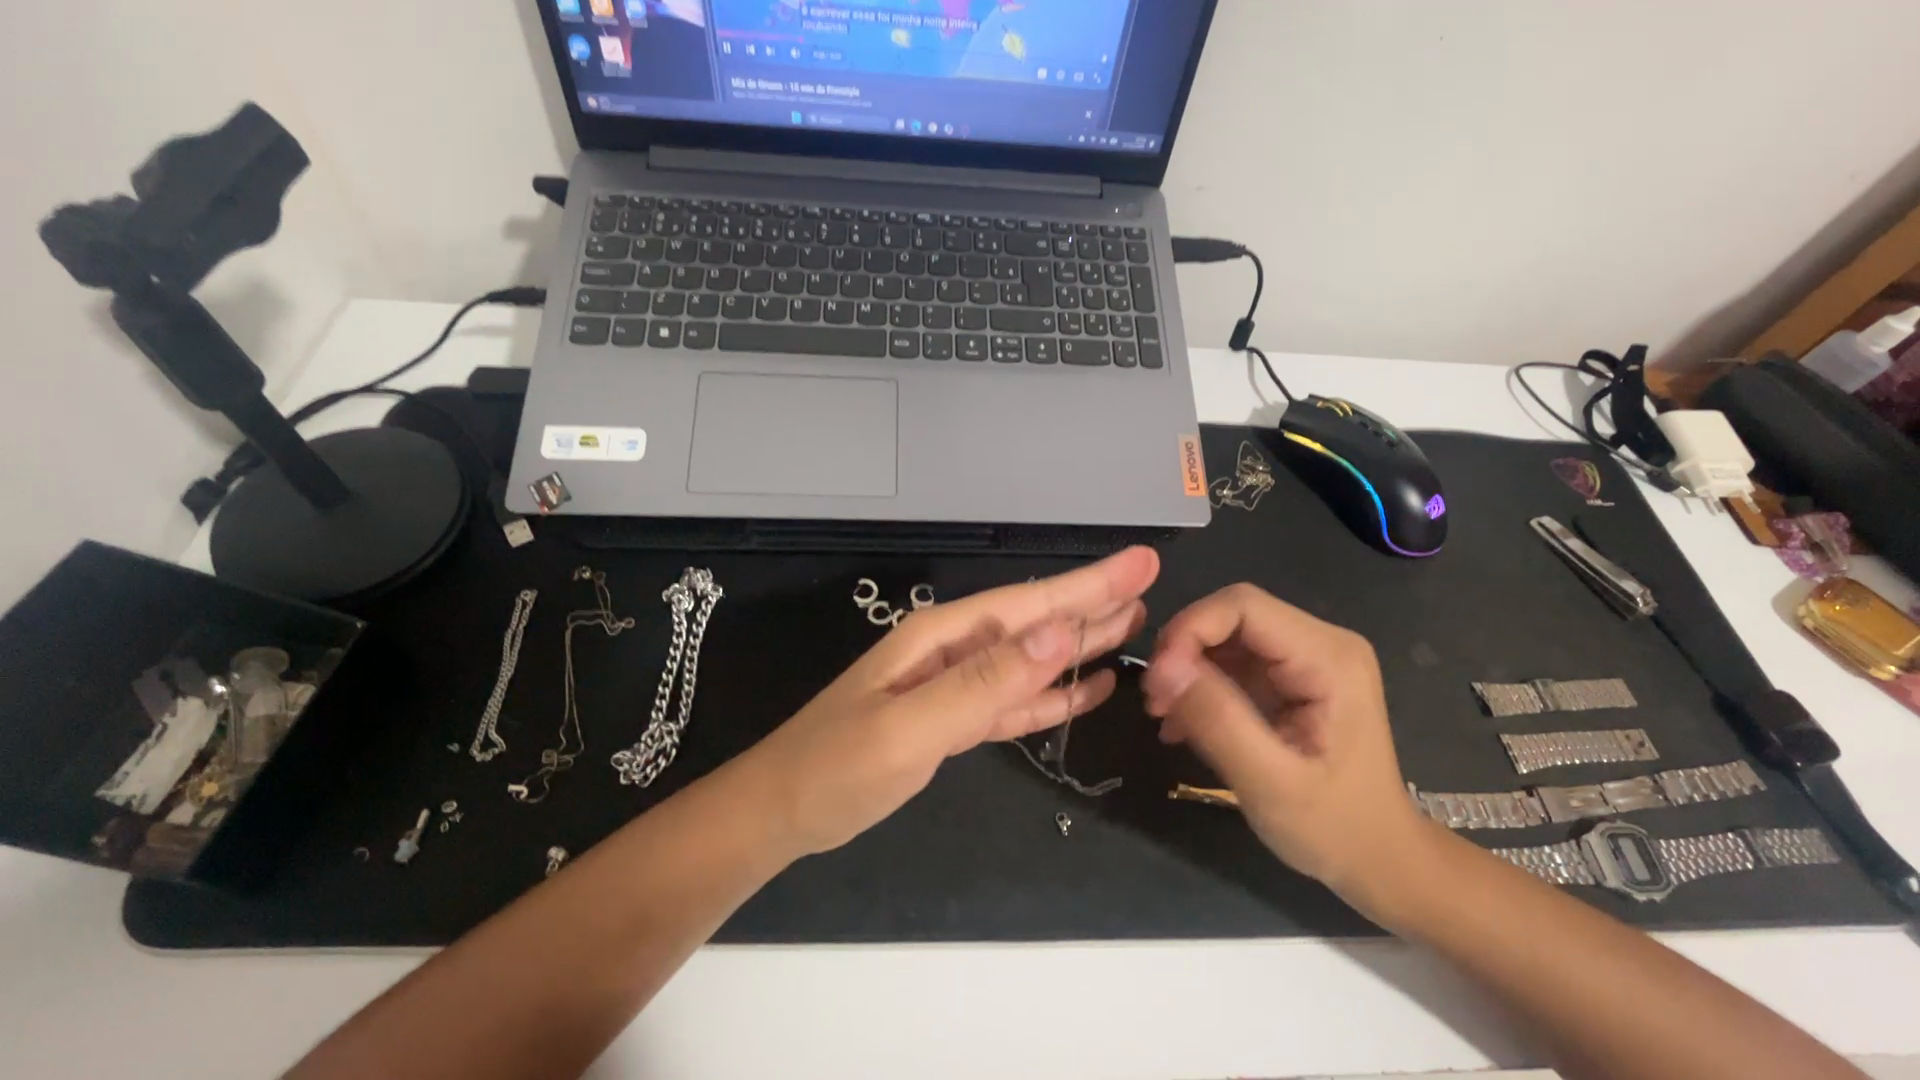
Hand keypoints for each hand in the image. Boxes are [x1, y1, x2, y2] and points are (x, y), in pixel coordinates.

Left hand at [744, 547, 1159, 857]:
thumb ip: (986, 681)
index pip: (1029, 604)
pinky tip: (1083, 692)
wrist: (782, 811)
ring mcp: (950, 688)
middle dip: (1091, 605)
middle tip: (1149, 589)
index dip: (1088, 585)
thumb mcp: (912, 726)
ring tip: (1129, 630)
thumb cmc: (838, 767)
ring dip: (1078, 646)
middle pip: (1035, 623)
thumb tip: (1059, 631)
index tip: (1141, 563)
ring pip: (1030, 661)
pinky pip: (1012, 702)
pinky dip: (1050, 695)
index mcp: (942, 639)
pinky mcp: (949, 723)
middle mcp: (951, 652)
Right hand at [1140, 584, 1431, 898]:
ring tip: (1165, 717)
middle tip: (1155, 703)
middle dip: (1185, 651)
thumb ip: (1217, 720)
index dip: (1190, 629)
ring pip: (1227, 638)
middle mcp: (1322, 644)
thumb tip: (1162, 666)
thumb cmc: (1334, 827)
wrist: (1380, 859)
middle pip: (1232, 617)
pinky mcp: (1292, 680)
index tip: (1157, 681)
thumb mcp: (1270, 782)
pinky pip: (1235, 663)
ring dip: (1188, 670)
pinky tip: (1184, 725)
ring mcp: (1308, 661)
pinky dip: (1203, 687)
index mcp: (1329, 658)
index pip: (1243, 606)